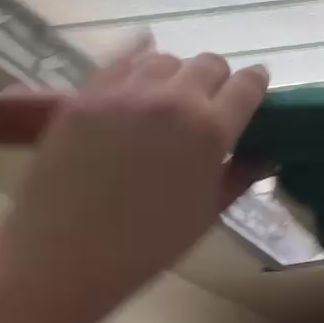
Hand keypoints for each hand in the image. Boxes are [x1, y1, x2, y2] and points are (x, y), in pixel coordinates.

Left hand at [0, 50, 270, 306]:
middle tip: (206, 104)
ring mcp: (127, 94)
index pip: (249, 83)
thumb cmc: (143, 248)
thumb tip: (268, 152)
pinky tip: (139, 62)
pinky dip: (136, 58)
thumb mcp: (207, 214)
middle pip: (210, 64)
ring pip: (167, 60)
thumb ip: (242, 176)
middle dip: (216, 80)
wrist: (55, 264)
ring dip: (174, 75)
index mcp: (211, 129)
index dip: (255, 84)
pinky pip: (120, 60)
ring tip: (164, 98)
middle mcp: (175, 100)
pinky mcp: (86, 97)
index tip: (253, 91)